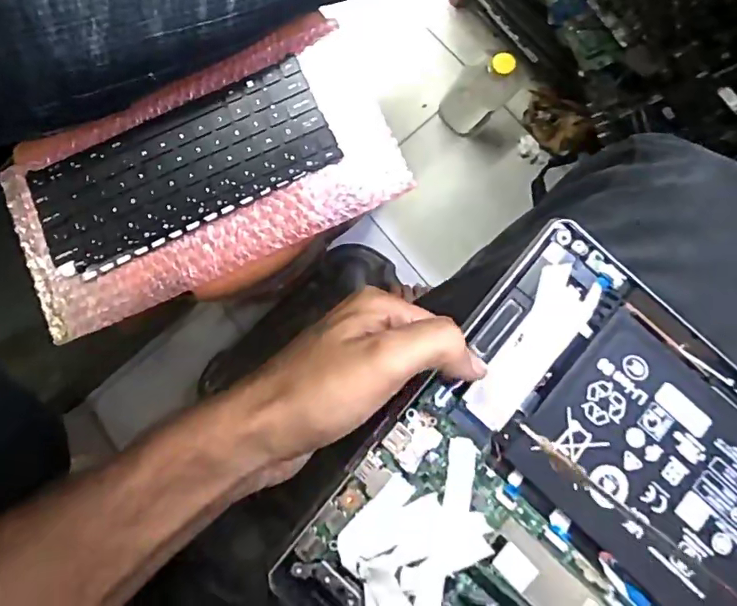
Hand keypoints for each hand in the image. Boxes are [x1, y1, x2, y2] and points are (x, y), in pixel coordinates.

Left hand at [225, 289, 485, 468]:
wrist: (261, 432)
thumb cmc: (321, 391)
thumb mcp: (386, 359)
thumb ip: (434, 344)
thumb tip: (475, 356)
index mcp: (376, 305)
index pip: (436, 323)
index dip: (456, 356)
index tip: (470, 393)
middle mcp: (365, 322)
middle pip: (421, 346)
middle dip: (438, 378)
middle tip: (453, 412)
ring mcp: (352, 354)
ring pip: (404, 372)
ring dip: (419, 396)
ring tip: (431, 424)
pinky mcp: (343, 384)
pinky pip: (385, 391)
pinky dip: (398, 408)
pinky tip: (400, 427)